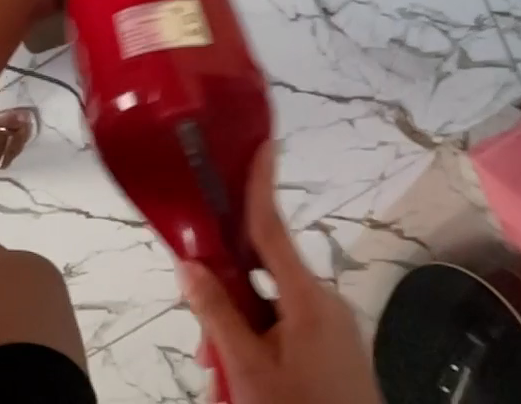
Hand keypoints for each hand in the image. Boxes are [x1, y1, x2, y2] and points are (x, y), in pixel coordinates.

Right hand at [178, 143, 381, 403]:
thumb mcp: (250, 370)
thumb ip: (217, 314)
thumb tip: (188, 264)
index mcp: (307, 298)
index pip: (273, 227)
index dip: (261, 182)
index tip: (261, 142)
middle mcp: (323, 304)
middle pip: (259, 274)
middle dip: (223, 297)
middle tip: (202, 341)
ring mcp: (330, 329)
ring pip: (266, 307)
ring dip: (236, 332)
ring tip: (221, 377)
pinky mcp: (332, 352)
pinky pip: (283, 330)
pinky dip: (256, 345)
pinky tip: (241, 381)